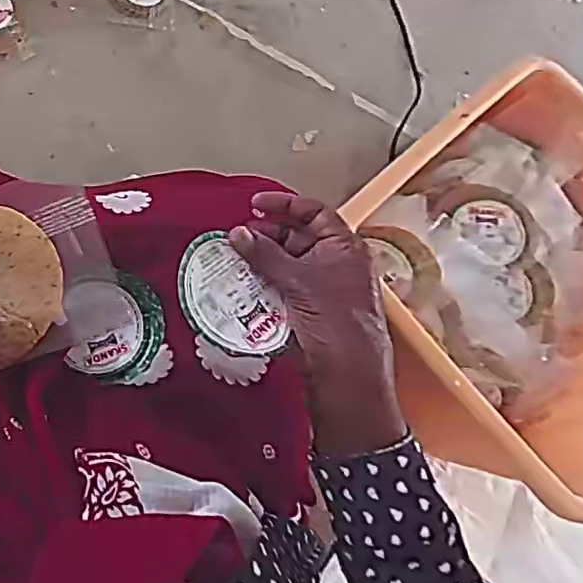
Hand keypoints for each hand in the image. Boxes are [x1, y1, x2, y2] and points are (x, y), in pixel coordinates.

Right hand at [228, 193, 407, 455]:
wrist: (347, 379)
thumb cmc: (335, 325)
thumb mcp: (297, 281)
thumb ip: (265, 254)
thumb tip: (237, 233)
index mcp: (345, 248)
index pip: (314, 212)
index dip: (285, 204)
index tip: (256, 204)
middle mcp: (337, 264)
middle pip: (298, 237)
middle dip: (267, 235)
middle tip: (238, 237)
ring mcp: (324, 288)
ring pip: (288, 263)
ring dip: (262, 260)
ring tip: (236, 259)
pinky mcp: (310, 310)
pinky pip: (284, 287)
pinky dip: (265, 282)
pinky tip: (245, 284)